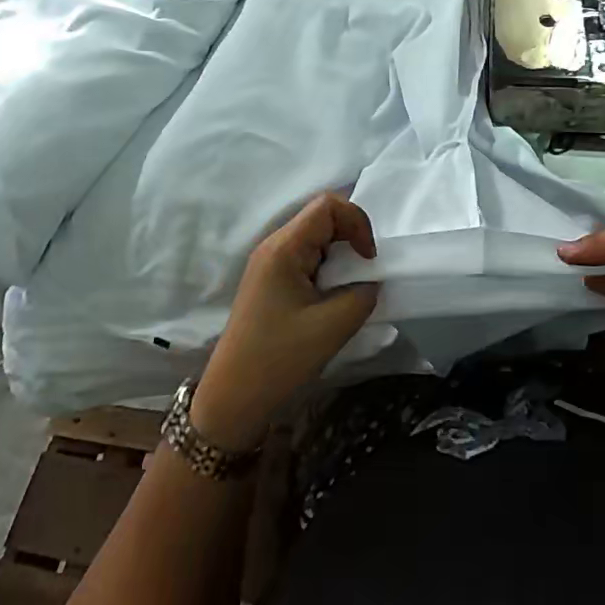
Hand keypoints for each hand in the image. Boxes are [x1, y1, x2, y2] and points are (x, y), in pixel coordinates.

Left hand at [192, 194, 380, 450]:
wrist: (233, 399)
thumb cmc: (280, 359)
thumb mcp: (334, 326)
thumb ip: (364, 292)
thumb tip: (371, 279)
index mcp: (283, 249)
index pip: (328, 206)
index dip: (357, 222)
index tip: (368, 258)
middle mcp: (273, 246)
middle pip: (321, 215)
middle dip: (351, 235)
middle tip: (364, 269)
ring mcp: (269, 263)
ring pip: (315, 235)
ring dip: (340, 252)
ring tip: (350, 283)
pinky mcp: (271, 280)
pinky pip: (306, 255)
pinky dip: (328, 266)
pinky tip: (332, 294)